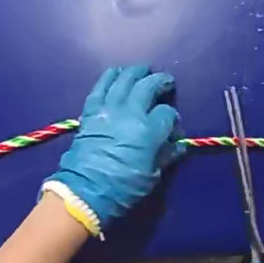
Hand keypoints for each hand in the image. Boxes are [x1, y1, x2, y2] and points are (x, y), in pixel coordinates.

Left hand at [44, 65, 183, 231]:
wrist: (85, 192)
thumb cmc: (122, 189)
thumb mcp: (151, 177)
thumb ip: (166, 157)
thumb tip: (178, 145)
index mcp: (149, 131)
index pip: (167, 114)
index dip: (173, 119)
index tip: (173, 129)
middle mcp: (130, 113)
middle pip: (148, 87)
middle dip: (160, 82)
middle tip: (166, 82)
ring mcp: (109, 110)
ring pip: (124, 80)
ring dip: (136, 72)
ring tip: (143, 71)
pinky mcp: (91, 112)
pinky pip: (101, 87)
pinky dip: (109, 77)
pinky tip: (116, 72)